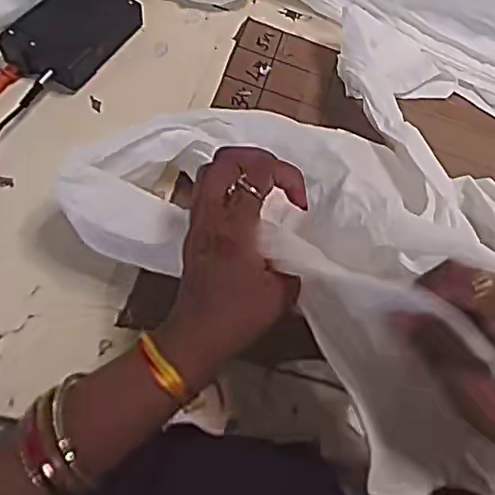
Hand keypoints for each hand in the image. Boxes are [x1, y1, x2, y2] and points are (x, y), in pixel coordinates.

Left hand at [154, 146, 307, 386]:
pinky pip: (206, 188)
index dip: (286, 176)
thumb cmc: (237, 317)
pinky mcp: (194, 229)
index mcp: (235, 229)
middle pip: (228, 160)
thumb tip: (301, 245)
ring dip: (241, 167)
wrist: (195, 336)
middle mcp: (212, 218)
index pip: (257, 175)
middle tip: (281, 177)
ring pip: (212, 169)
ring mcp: (198, 221)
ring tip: (264, 184)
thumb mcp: (282, 291)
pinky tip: (246, 202)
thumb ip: (295, 259)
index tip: (299, 201)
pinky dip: (228, 182)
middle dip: (261, 159)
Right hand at [401, 261, 494, 491]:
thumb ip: (439, 354)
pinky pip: (486, 285)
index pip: (463, 279)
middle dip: (433, 292)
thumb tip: (403, 317)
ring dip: (447, 296)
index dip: (425, 290)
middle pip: (466, 272)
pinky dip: (464, 300)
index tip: (404, 313)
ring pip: (473, 275)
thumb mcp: (476, 401)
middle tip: (416, 325)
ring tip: (436, 331)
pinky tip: (460, 331)